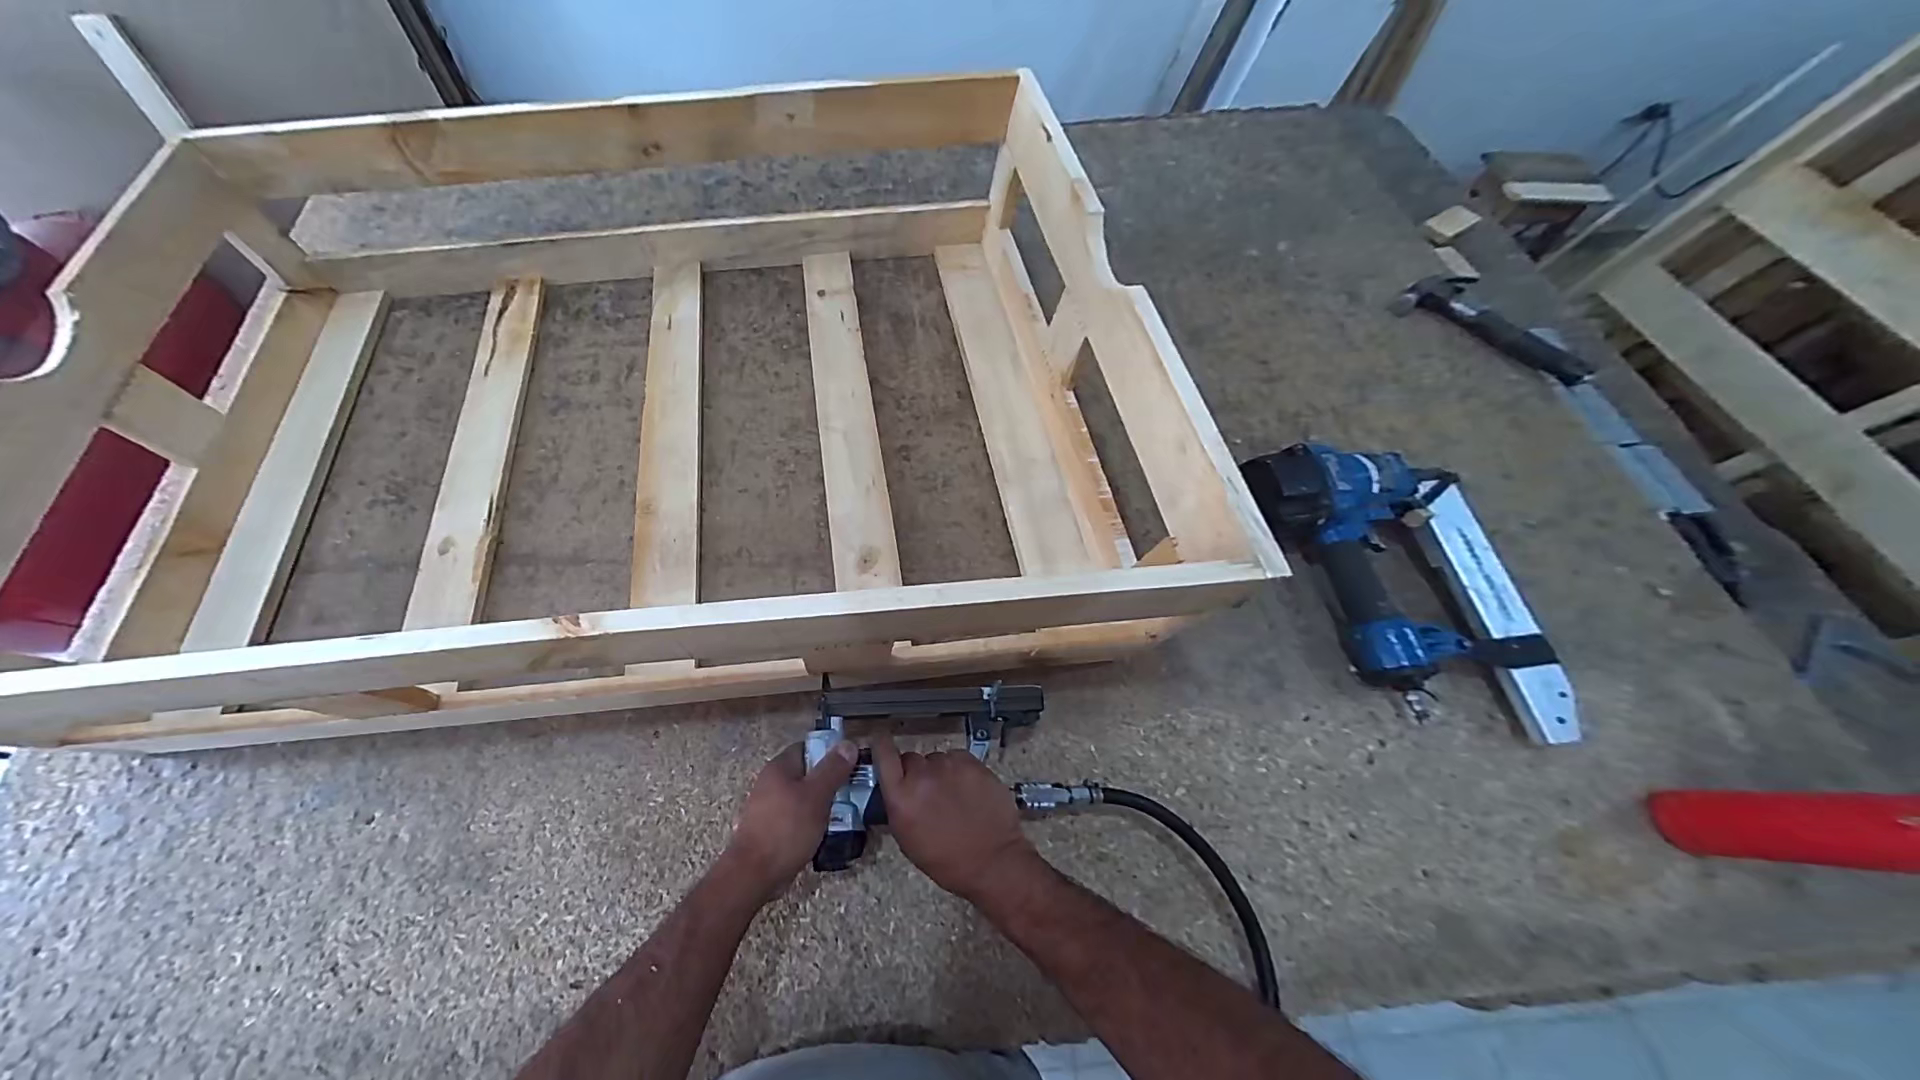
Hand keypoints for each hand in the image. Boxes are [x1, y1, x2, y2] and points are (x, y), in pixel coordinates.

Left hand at [723, 740, 856, 902]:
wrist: (754, 875)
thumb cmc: (786, 829)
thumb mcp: (816, 796)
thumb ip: (833, 769)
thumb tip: (848, 744)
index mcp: (780, 767)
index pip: (808, 747)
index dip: (831, 752)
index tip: (851, 765)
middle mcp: (772, 782)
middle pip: (808, 773)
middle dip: (831, 782)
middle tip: (853, 791)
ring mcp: (769, 807)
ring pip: (805, 797)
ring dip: (824, 804)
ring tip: (845, 813)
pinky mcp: (771, 829)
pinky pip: (798, 817)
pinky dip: (813, 821)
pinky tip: (827, 832)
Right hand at [872, 735, 1041, 900]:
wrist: (992, 861)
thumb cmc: (946, 860)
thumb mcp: (907, 838)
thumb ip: (898, 804)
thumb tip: (896, 787)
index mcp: (901, 797)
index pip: (883, 753)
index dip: (882, 745)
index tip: (882, 742)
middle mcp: (922, 775)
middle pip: (911, 758)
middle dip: (915, 772)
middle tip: (928, 792)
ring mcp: (950, 766)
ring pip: (937, 759)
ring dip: (940, 772)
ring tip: (952, 795)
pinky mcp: (973, 763)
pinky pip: (958, 758)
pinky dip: (960, 770)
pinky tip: (967, 790)